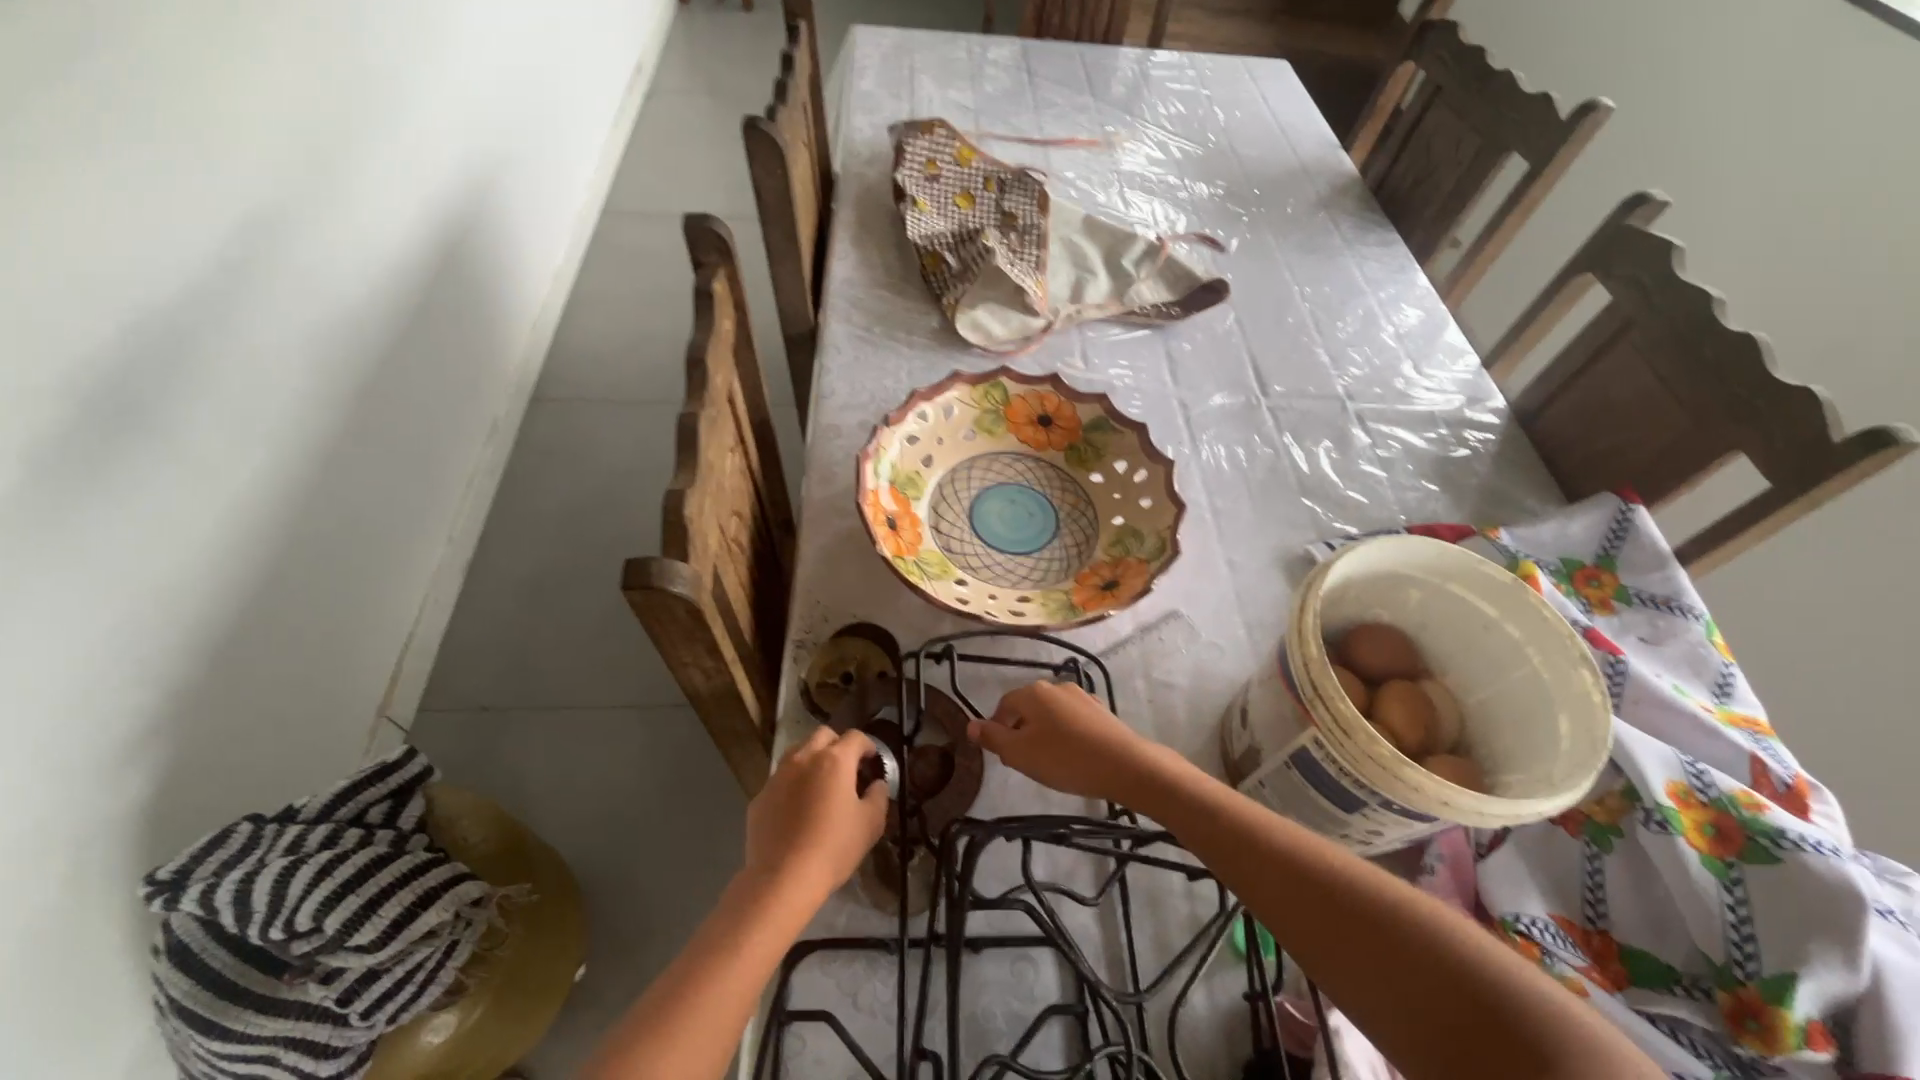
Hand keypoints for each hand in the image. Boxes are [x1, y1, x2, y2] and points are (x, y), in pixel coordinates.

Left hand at [743, 727, 888, 899]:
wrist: (783, 878)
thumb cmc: (834, 848)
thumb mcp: (870, 824)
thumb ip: (878, 796)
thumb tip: (876, 784)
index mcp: (834, 761)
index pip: (855, 737)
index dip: (868, 746)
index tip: (872, 761)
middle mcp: (803, 759)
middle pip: (823, 735)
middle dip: (838, 745)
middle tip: (847, 769)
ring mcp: (777, 776)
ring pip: (797, 753)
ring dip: (812, 760)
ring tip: (821, 785)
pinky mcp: (760, 796)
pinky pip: (780, 780)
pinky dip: (793, 785)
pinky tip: (797, 811)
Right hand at [967, 680, 1160, 802]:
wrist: (1124, 765)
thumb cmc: (1064, 759)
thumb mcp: (1019, 753)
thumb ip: (992, 738)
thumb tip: (970, 725)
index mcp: (1033, 693)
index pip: (1004, 705)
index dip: (998, 729)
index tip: (1003, 755)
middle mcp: (1057, 686)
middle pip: (1028, 708)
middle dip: (1021, 731)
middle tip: (1025, 761)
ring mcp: (1082, 697)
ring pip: (1052, 714)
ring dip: (1044, 733)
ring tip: (1049, 761)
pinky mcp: (1102, 711)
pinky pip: (1073, 721)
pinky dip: (1066, 735)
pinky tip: (1073, 756)